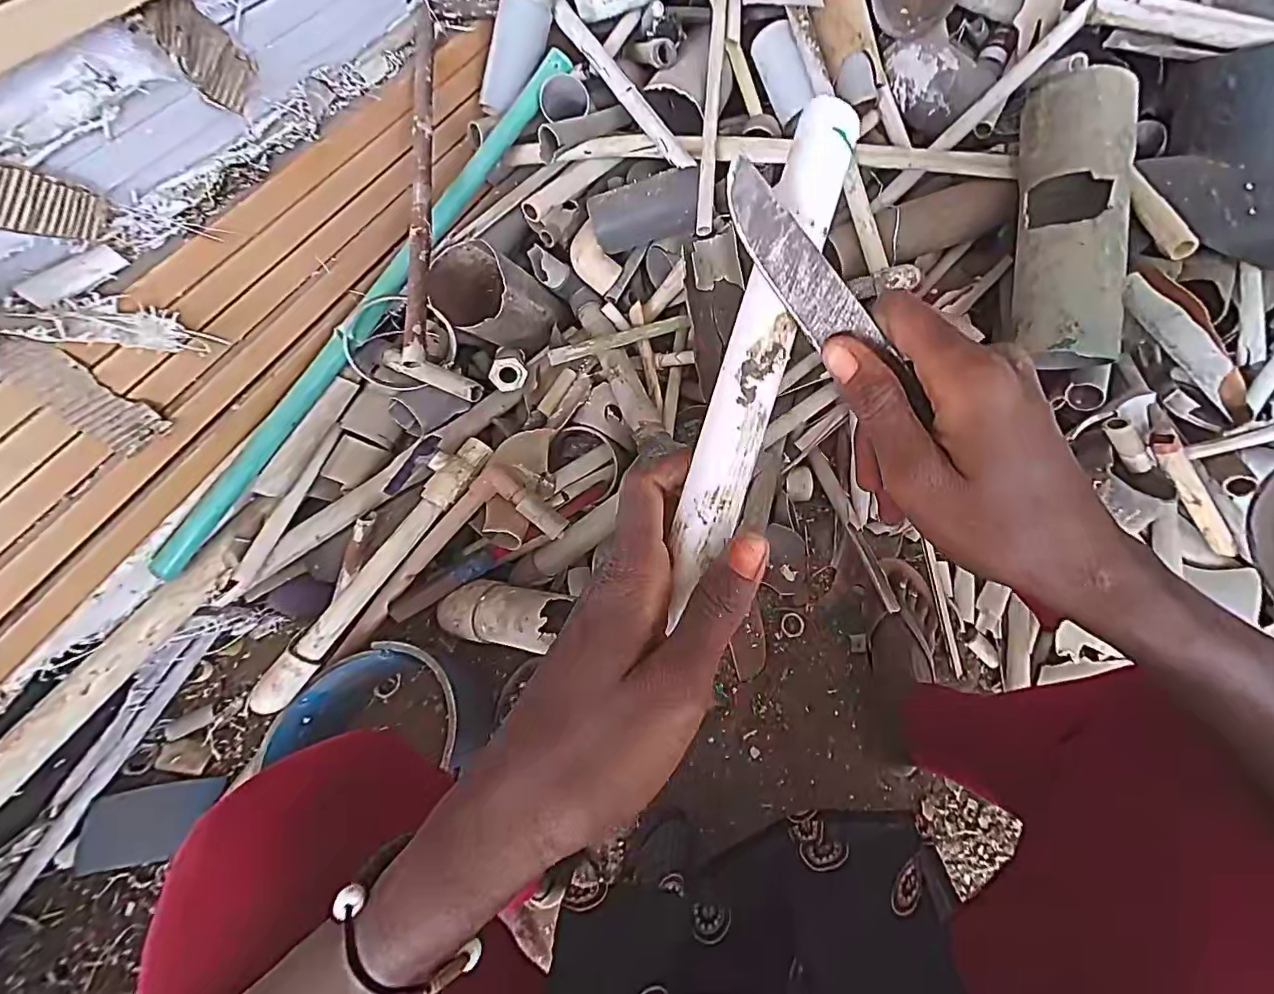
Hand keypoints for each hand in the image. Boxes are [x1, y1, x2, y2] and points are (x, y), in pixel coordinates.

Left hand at [467, 449, 766, 861]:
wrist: (517, 814)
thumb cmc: (590, 758)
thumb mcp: (675, 688)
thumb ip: (715, 613)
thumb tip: (749, 545)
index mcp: (625, 585)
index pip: (649, 489)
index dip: (690, 463)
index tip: (736, 459)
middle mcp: (612, 590)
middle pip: (660, 522)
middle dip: (712, 517)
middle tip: (756, 542)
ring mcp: (606, 619)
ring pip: (661, 564)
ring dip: (705, 564)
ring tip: (743, 595)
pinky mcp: (606, 648)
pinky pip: (653, 602)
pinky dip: (687, 602)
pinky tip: (707, 642)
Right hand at [823, 291, 1136, 627]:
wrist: (1072, 558)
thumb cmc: (1008, 530)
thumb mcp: (918, 475)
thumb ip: (876, 405)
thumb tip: (843, 354)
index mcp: (970, 376)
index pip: (895, 311)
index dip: (857, 339)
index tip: (839, 372)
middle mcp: (995, 364)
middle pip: (902, 354)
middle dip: (876, 407)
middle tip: (877, 461)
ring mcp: (1006, 378)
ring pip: (919, 379)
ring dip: (897, 427)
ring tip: (902, 482)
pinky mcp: (1008, 395)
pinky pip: (945, 394)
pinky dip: (924, 430)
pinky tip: (925, 473)